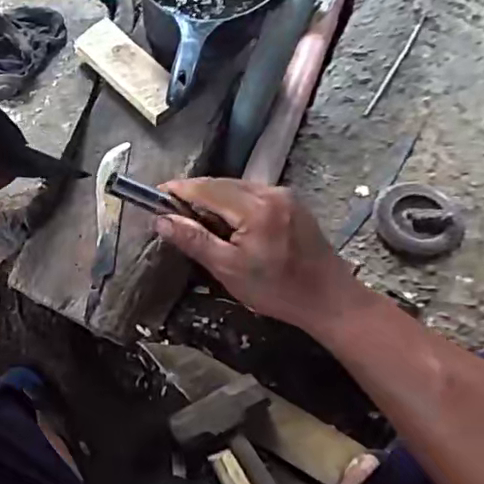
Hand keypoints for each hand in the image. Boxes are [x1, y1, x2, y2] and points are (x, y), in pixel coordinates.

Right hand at [156, 178, 365, 332]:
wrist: (329, 299)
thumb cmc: (277, 291)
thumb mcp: (228, 269)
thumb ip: (194, 240)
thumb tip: (161, 220)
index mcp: (255, 208)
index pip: (205, 188)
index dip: (177, 190)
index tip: (154, 197)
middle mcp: (271, 192)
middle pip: (220, 183)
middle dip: (193, 194)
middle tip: (170, 211)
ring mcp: (284, 195)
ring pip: (236, 187)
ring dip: (212, 198)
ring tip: (194, 218)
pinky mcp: (292, 203)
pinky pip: (252, 194)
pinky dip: (232, 202)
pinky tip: (225, 222)